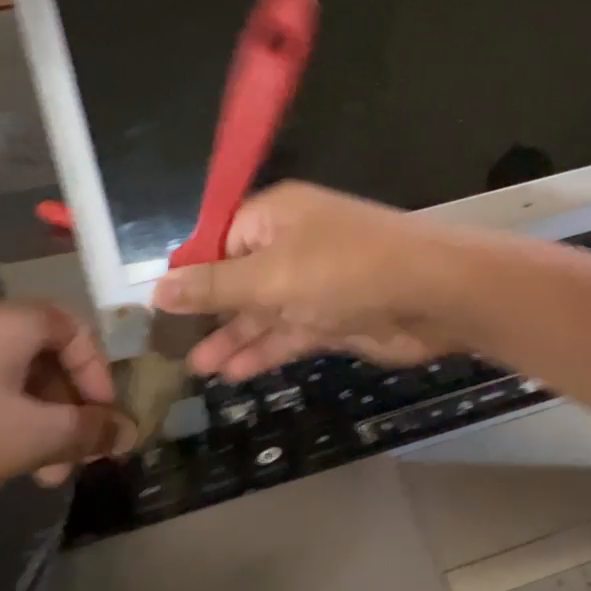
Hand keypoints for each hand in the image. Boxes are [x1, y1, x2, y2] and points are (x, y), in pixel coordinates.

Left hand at [0, 302, 119, 537]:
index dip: (99, 374)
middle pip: (38, 355)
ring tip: (22, 474)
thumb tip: (129, 430)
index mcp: (4, 323)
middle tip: (65, 462)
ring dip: (27, 422)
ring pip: (0, 379)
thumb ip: (86, 431)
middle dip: (64, 409)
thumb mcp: (28, 440)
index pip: (75, 328)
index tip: (101, 423)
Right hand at [153, 182, 472, 379]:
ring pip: (263, 312)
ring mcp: (315, 284)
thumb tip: (158, 288)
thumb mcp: (270, 276)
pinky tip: (233, 373)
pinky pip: (289, 333)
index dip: (191, 273)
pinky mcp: (334, 318)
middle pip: (238, 279)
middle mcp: (292, 246)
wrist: (432, 296)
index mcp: (275, 217)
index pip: (219, 240)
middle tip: (170, 347)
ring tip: (196, 369)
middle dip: (207, 312)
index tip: (158, 308)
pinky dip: (264, 351)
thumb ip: (215, 286)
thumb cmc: (345, 271)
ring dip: (232, 338)